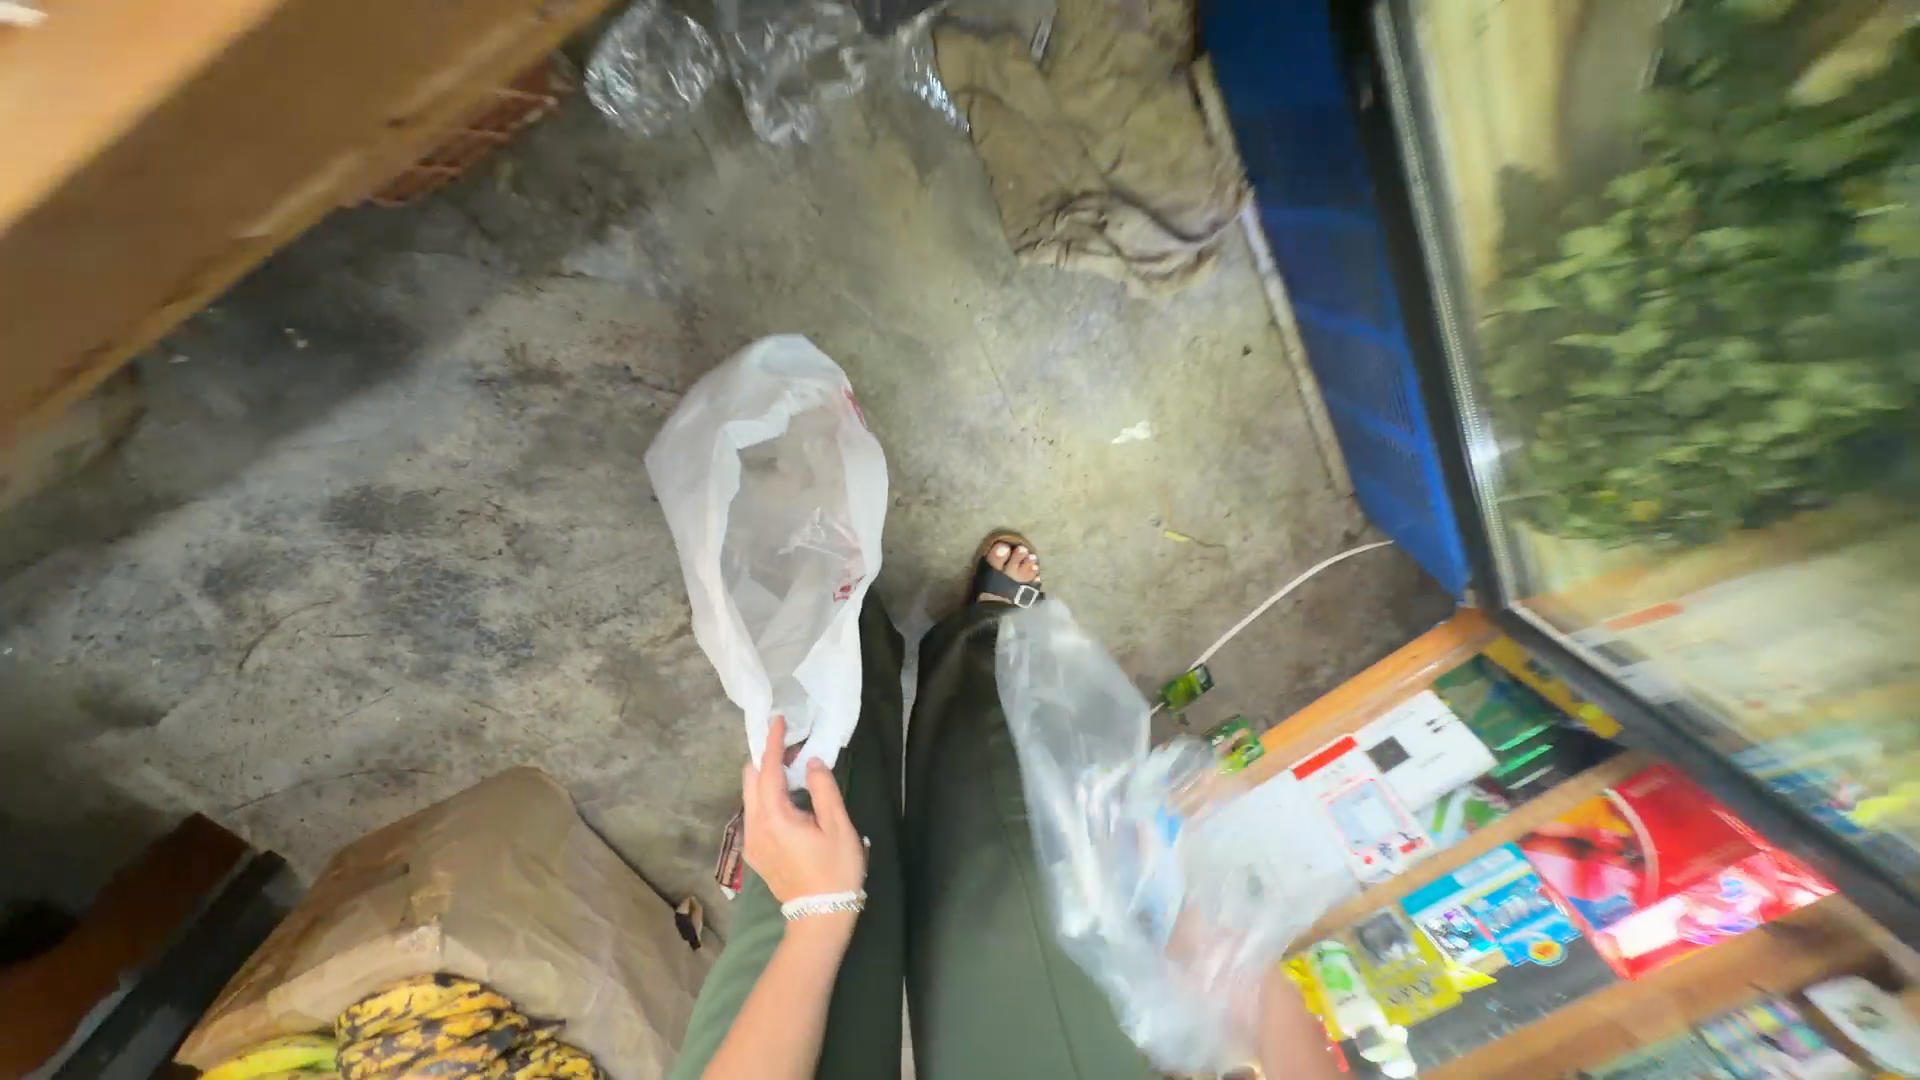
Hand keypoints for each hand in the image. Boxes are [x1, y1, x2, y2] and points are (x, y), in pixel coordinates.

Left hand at [741, 715, 866, 905]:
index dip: (772, 742)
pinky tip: (788, 796)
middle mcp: (755, 827)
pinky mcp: (756, 853)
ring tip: (792, 767)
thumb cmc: (835, 870)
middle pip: (750, 780)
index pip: (767, 770)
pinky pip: (755, 812)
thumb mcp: (838, 826)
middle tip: (791, 745)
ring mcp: (752, 842)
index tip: (777, 719)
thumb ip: (824, 789)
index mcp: (775, 817)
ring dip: (766, 777)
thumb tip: (812, 762)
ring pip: (750, 796)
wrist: (820, 917)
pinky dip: (766, 795)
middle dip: (766, 758)